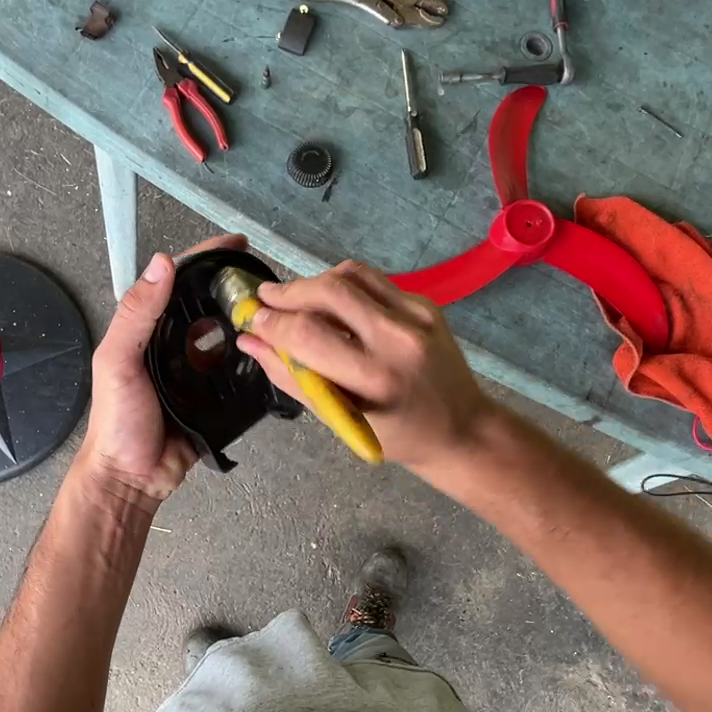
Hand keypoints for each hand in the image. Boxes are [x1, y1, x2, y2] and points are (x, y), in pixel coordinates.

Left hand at [76, 234, 247, 504]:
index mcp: (148, 330)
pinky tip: (274, 352)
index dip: (206, 259)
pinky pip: (238, 375)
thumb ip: (136, 315)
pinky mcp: (216, 401)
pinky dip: (254, 362)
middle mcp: (174, 346)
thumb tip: (162, 263)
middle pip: (209, 307)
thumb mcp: (118, 362)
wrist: (132, 478)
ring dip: (250, 324)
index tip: (238, 245)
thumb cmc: (117, 421)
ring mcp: (196, 373)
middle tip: (271, 281)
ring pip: (228, 338)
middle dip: (236, 289)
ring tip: (281, 311)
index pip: (178, 283)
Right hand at [237, 261, 495, 472]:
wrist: (461, 428)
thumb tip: (250, 342)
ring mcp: (416, 317)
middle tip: (264, 299)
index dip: (272, 322)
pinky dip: (344, 285)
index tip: (251, 320)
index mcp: (374, 380)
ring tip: (294, 297)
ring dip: (314, 282)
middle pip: (329, 292)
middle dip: (288, 292)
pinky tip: (331, 301)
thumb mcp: (340, 419)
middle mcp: (397, 341)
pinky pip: (373, 281)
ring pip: (351, 275)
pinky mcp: (425, 304)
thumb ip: (292, 378)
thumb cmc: (395, 436)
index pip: (309, 334)